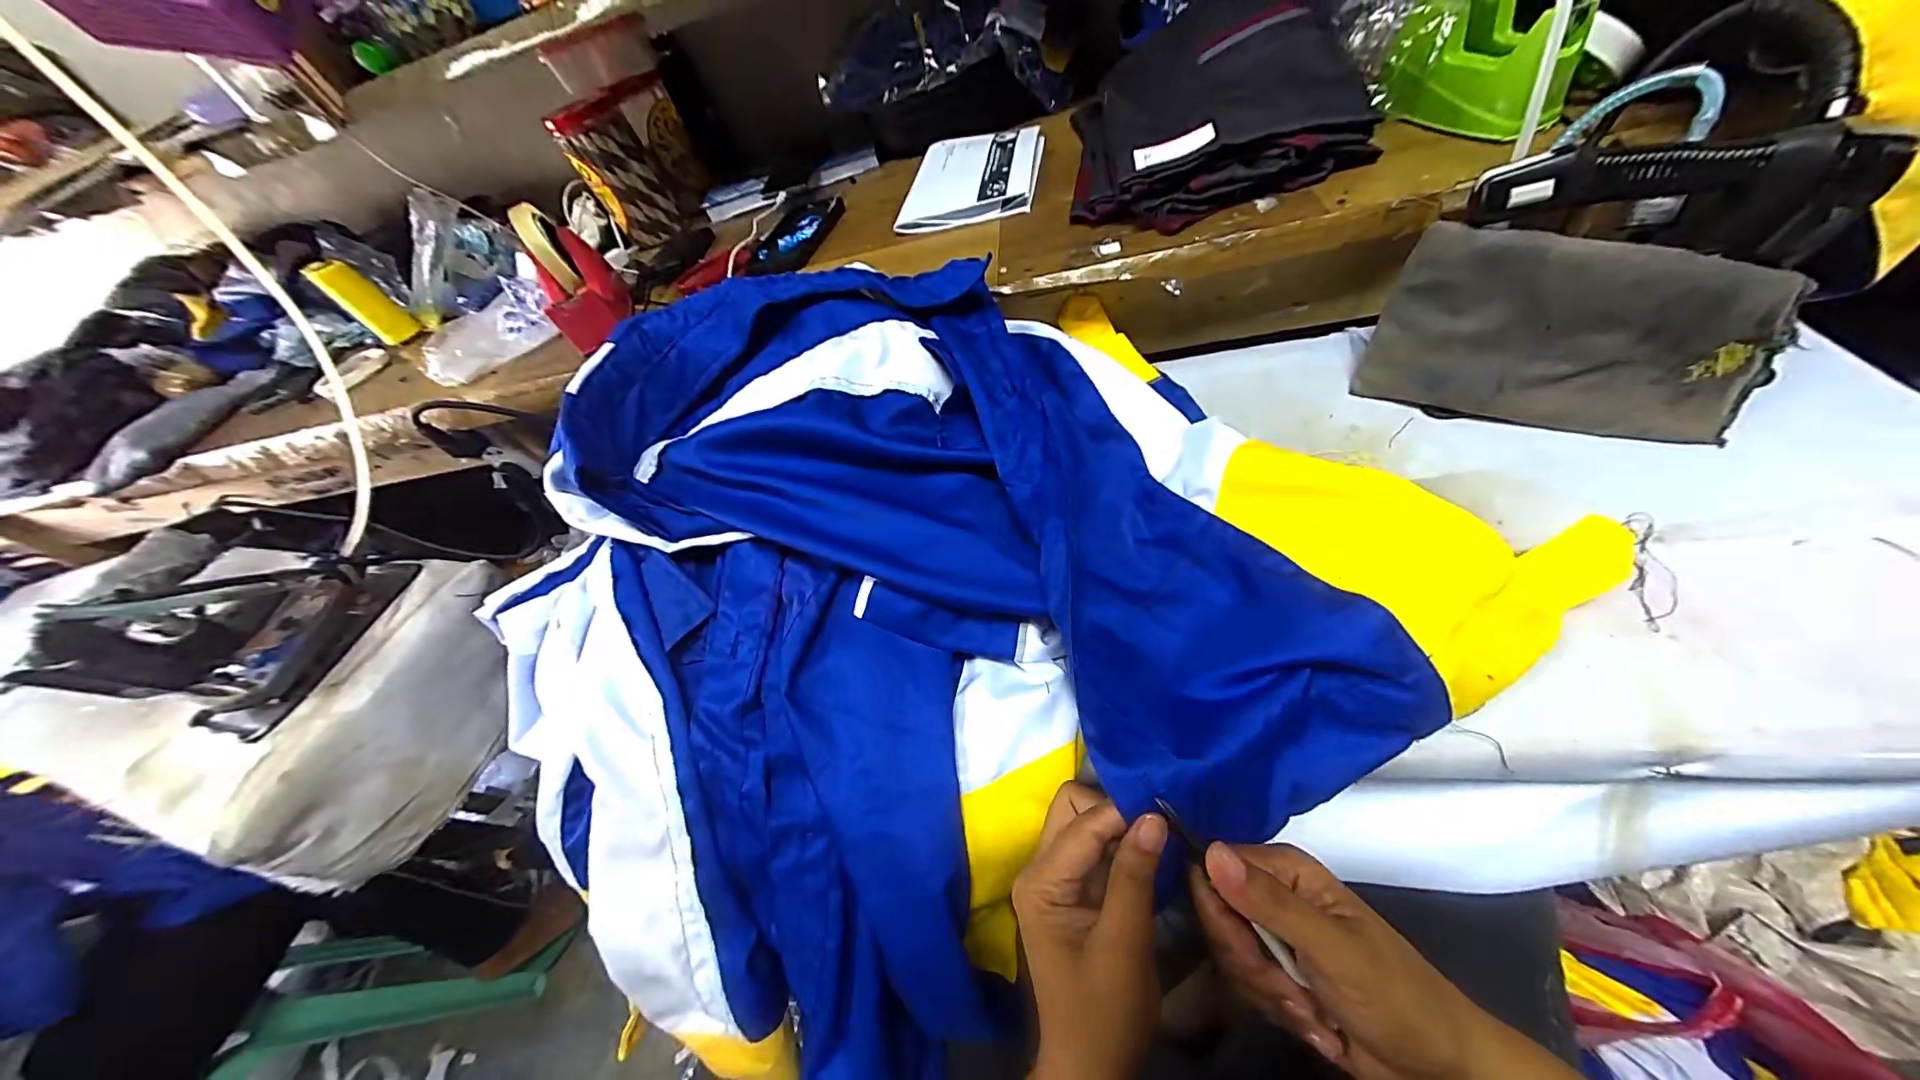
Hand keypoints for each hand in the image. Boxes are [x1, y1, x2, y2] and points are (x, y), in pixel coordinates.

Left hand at [1012, 782, 1167, 1079]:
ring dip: (1119, 822)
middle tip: (1160, 823)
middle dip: (1114, 808)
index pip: (1083, 823)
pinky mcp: (1072, 890)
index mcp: (1041, 881)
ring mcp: (1054, 879)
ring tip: (1162, 829)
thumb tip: (1154, 815)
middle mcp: (1039, 869)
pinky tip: (1151, 848)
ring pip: (1083, 822)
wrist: (1090, 1064)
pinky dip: (1121, 843)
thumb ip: (1135, 875)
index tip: (1168, 808)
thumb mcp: (1125, 944)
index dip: (1124, 811)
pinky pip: (1094, 848)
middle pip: (1072, 808)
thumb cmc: (1105, 1012)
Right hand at [1192, 843, 1580, 1079]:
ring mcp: (1275, 934)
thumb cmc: (1397, 997)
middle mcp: (1274, 893)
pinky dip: (1277, 1010)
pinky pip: (1244, 983)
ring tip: (1315, 1011)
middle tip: (1294, 990)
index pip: (1215, 869)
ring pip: (1229, 954)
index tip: (1250, 950)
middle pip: (1218, 916)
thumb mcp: (1332, 949)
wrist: (1440, 1067)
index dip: (1221, 912)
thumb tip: (1211, 853)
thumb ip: (1270, 903)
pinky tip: (1316, 1022)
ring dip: (1267, 993)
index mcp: (1287, 870)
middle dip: (1250, 964)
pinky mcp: (1277, 971)